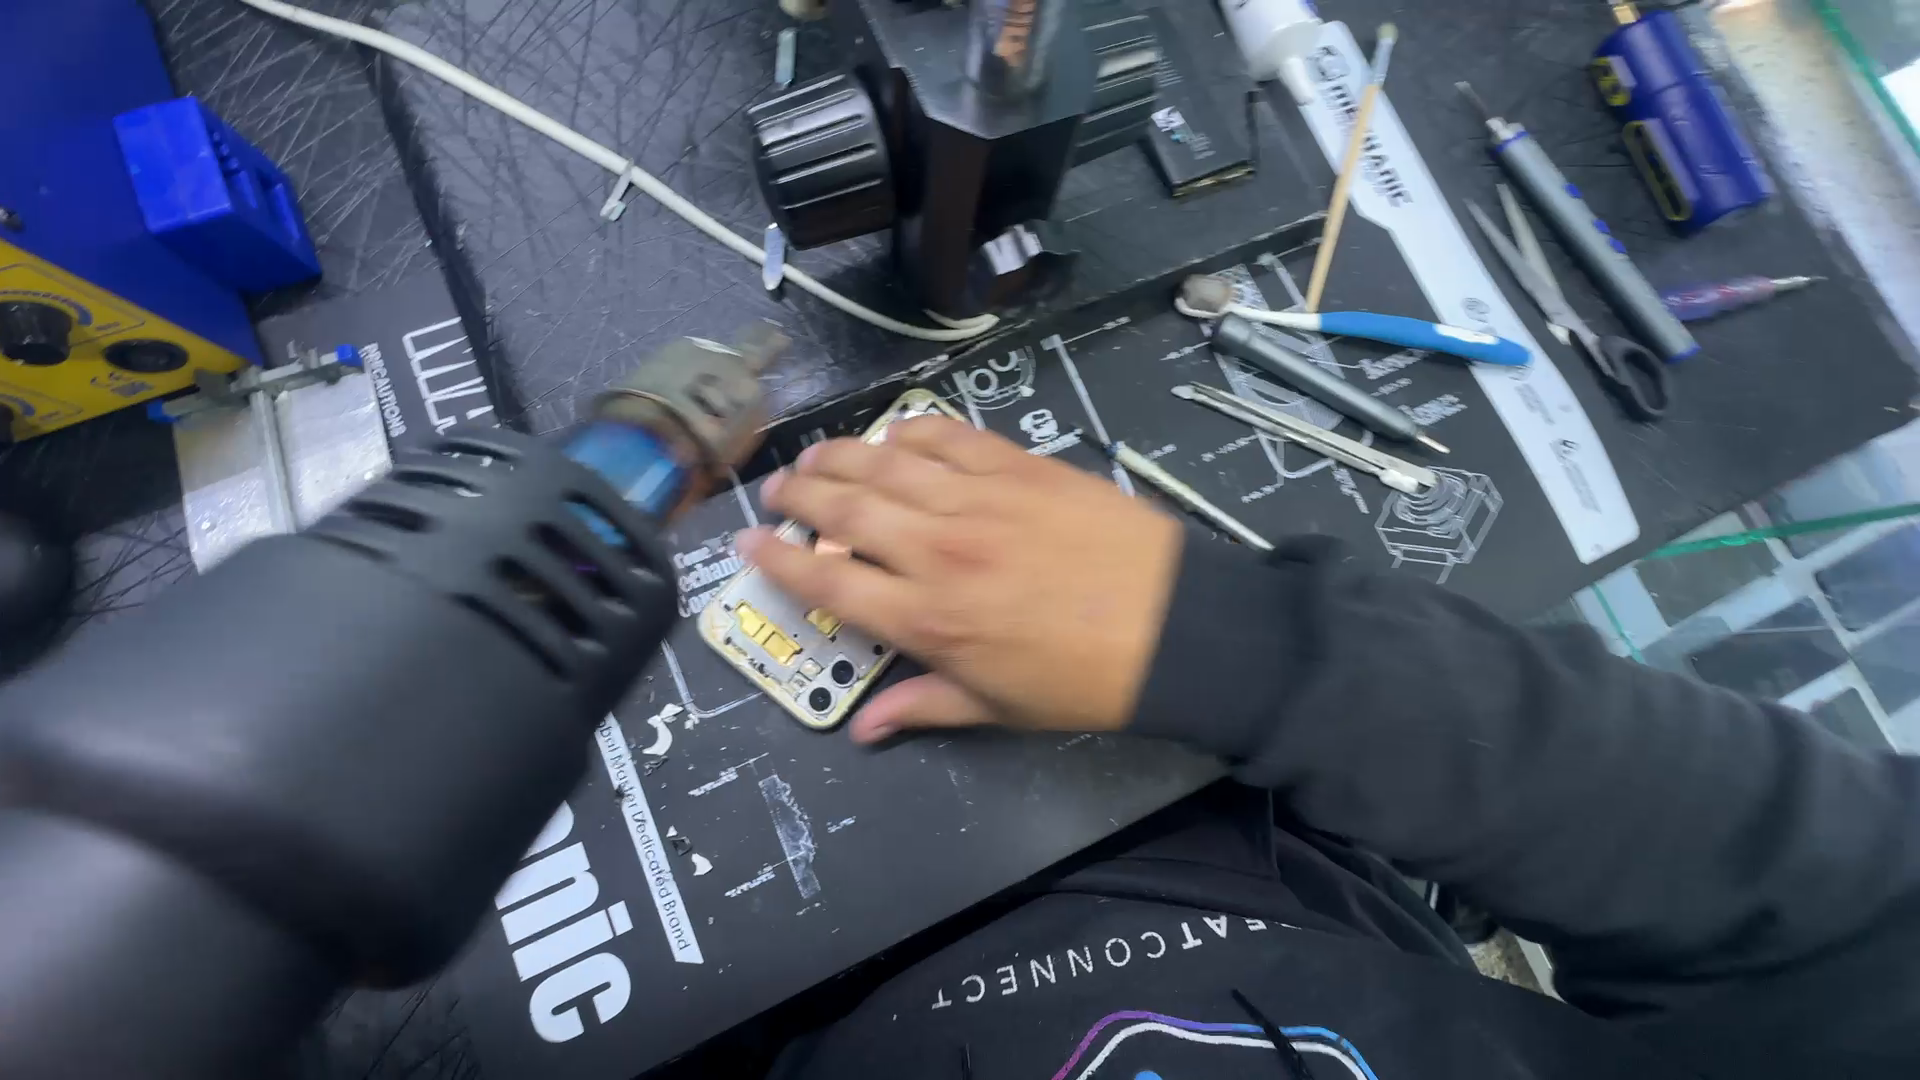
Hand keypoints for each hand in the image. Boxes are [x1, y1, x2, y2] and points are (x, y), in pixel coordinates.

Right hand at [737, 417, 1182, 743]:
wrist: (1175, 627)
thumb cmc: (1084, 679)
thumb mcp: (997, 709)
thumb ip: (922, 707)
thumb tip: (863, 731)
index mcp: (928, 618)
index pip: (827, 582)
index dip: (777, 562)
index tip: (748, 545)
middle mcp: (938, 551)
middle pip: (843, 510)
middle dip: (796, 497)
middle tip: (776, 492)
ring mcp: (978, 501)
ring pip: (884, 463)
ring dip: (838, 456)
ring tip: (814, 458)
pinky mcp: (1018, 466)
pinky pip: (947, 435)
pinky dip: (910, 431)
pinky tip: (893, 437)